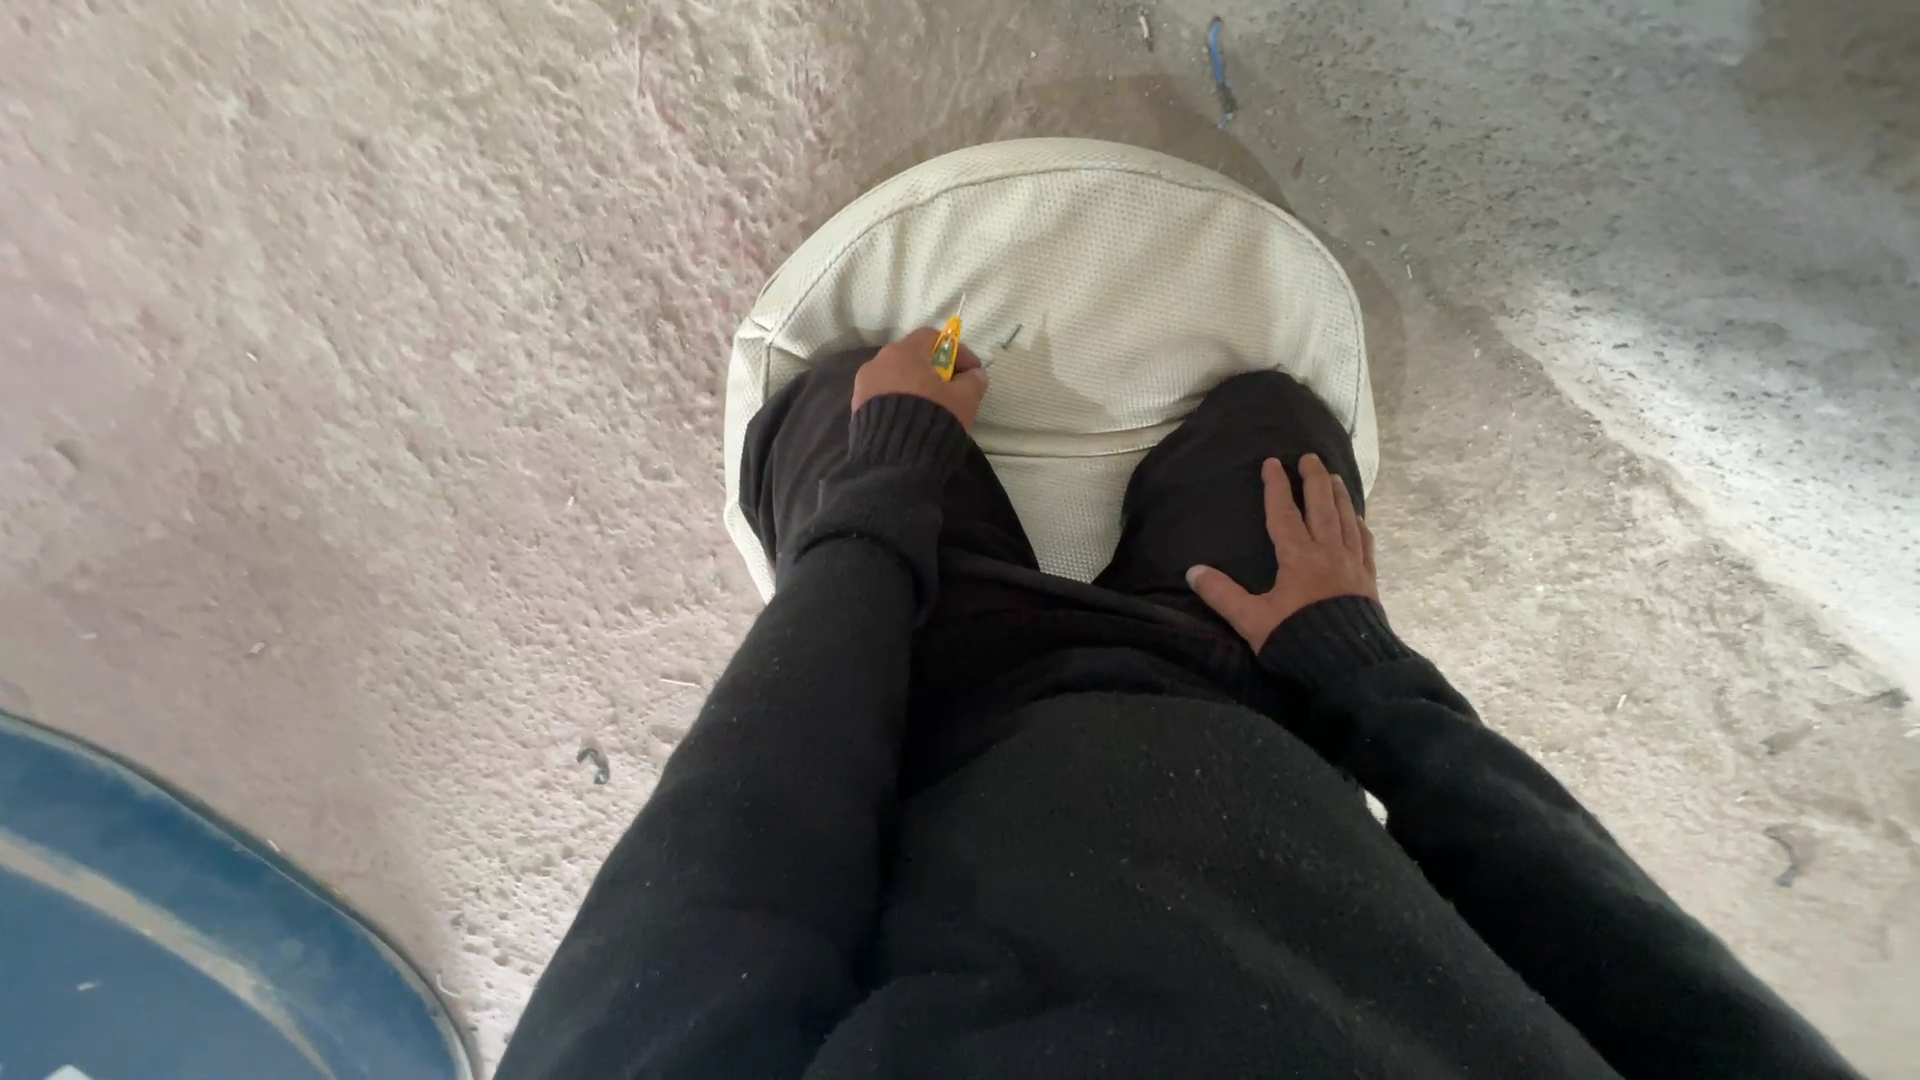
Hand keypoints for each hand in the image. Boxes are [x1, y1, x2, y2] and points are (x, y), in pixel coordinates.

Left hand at [851, 328, 989, 432]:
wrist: (894, 459)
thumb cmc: (932, 419)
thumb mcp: (964, 400)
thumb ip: (973, 382)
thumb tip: (975, 374)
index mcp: (904, 352)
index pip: (932, 337)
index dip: (956, 350)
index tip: (971, 370)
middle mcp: (878, 361)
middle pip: (911, 356)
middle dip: (934, 369)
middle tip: (951, 390)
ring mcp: (863, 384)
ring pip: (895, 377)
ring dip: (914, 386)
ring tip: (930, 407)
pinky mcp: (857, 407)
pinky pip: (883, 396)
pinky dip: (899, 401)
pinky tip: (910, 420)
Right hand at [1186, 454, 1377, 651]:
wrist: (1350, 666)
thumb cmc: (1297, 639)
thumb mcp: (1251, 620)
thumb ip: (1222, 594)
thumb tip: (1193, 572)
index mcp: (1298, 558)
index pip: (1284, 514)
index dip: (1276, 487)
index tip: (1272, 463)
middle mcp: (1327, 553)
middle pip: (1321, 508)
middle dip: (1313, 480)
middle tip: (1309, 457)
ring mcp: (1352, 565)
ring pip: (1347, 520)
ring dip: (1339, 496)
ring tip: (1334, 478)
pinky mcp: (1368, 581)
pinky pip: (1364, 544)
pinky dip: (1360, 525)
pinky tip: (1359, 519)